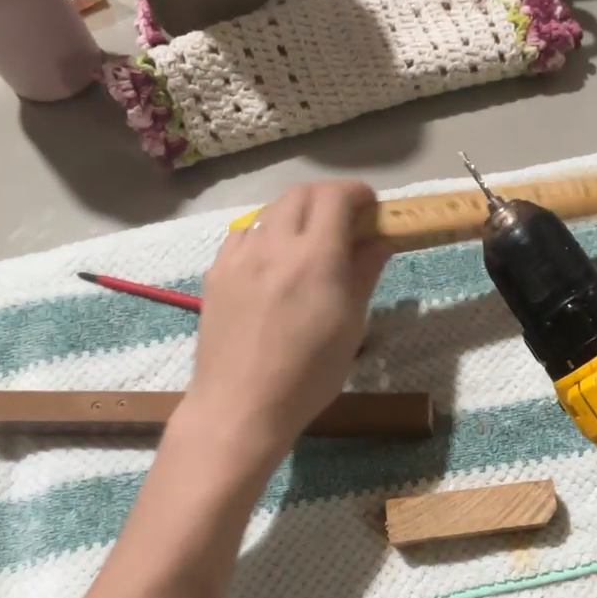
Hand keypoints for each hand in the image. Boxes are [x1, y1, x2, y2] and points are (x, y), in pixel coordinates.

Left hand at [182, 180, 388, 457]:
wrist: (243, 404)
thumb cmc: (310, 375)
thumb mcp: (351, 326)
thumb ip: (363, 274)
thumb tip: (379, 241)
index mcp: (316, 257)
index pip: (336, 197)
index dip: (357, 193)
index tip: (371, 207)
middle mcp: (275, 244)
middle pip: (301, 194)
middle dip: (329, 198)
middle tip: (346, 221)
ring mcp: (240, 256)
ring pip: (270, 211)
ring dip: (296, 215)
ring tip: (309, 243)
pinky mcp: (217, 271)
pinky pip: (244, 235)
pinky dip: (267, 235)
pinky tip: (273, 263)